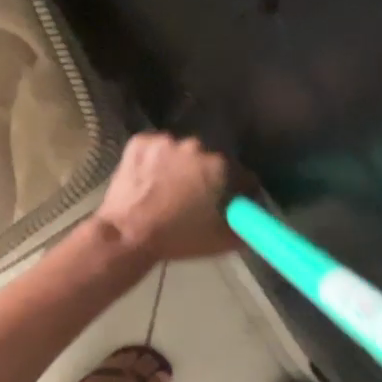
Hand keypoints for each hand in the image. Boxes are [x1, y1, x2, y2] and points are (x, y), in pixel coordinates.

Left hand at [94, 133, 238, 260]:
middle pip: (206, 160)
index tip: (228, 200)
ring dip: (177, 165)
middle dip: (204, 175)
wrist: (127, 235)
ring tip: (166, 188)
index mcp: (219, 165)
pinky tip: (148, 178)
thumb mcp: (220, 240)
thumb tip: (255, 220)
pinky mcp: (139, 142)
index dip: (237, 189)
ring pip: (178, 152)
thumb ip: (246, 227)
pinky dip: (153, 159)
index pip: (238, 173)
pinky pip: (154, 147)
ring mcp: (164, 141)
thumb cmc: (176, 238)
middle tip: (192, 197)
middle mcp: (195, 146)